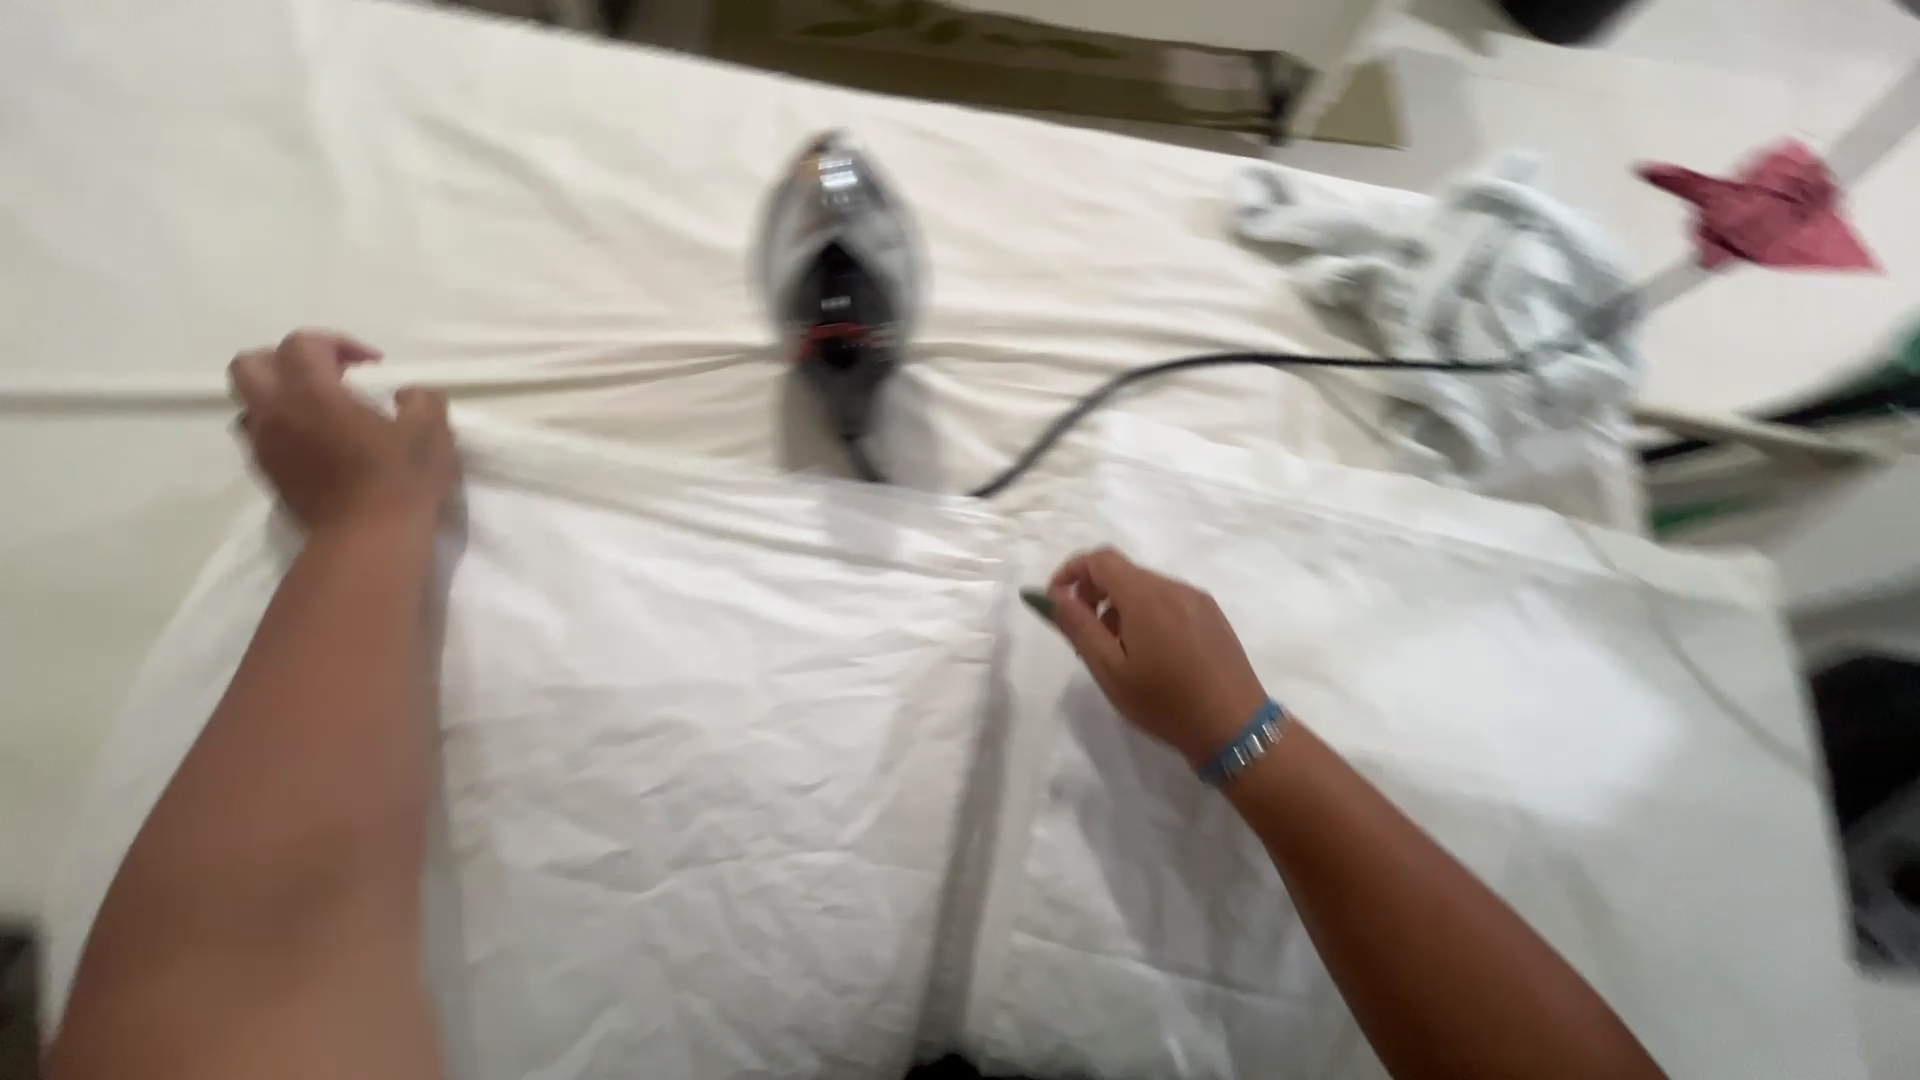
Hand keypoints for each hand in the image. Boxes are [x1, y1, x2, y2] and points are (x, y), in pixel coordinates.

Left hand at [229, 330, 455, 534]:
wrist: (369, 536)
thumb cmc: (401, 478)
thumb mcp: (433, 431)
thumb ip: (422, 399)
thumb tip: (407, 394)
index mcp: (312, 392)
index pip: (303, 344)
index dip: (338, 343)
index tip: (374, 366)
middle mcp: (275, 410)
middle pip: (252, 362)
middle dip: (288, 360)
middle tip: (331, 377)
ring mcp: (264, 443)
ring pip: (249, 400)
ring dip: (280, 395)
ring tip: (321, 412)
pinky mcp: (267, 472)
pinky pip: (259, 435)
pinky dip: (281, 427)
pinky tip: (316, 443)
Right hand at [1042, 547, 1268, 765]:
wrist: (1234, 728)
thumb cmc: (1164, 703)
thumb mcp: (1109, 670)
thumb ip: (1078, 626)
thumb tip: (1055, 594)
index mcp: (1146, 597)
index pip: (1100, 559)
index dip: (1071, 572)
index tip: (1055, 601)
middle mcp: (1173, 588)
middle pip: (1122, 572)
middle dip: (1093, 593)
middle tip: (1084, 635)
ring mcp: (1197, 600)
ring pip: (1145, 587)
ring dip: (1120, 606)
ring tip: (1117, 651)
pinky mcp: (1212, 615)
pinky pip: (1168, 601)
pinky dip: (1146, 613)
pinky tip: (1150, 654)